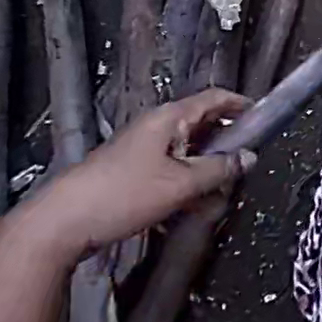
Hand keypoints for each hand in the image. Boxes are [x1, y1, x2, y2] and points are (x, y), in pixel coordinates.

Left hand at [28, 88, 255, 255]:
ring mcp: (141, 147)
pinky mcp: (130, 170)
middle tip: (243, 164)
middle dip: (225, 144)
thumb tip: (249, 157)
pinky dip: (185, 180)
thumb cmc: (123, 194)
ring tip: (218, 192)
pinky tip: (188, 207)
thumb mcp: (180, 184)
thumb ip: (218, 170)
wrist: (61, 223)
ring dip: (205, 168)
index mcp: (170, 117)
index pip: (214, 98)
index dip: (239, 104)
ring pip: (186, 150)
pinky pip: (169, 167)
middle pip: (202, 124)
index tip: (260, 117)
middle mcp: (157, 125)